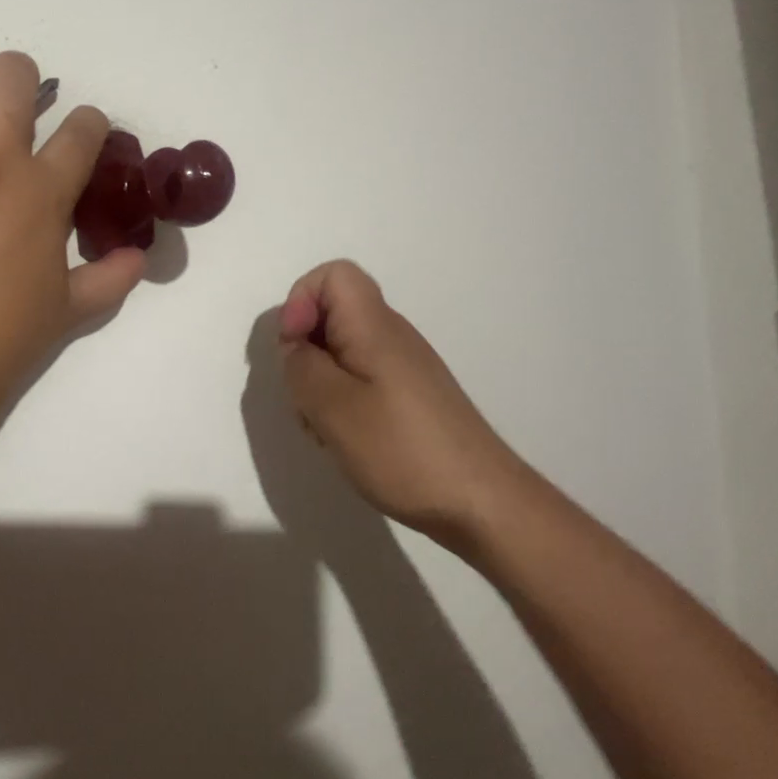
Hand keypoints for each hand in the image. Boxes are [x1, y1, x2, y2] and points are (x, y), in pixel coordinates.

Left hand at [0, 52, 146, 417]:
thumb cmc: (0, 343)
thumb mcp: (68, 313)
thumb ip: (108, 278)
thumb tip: (139, 258)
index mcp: (42, 190)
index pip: (82, 127)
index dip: (87, 124)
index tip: (80, 134)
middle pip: (11, 75)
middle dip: (17, 80)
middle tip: (10, 110)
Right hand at [277, 260, 526, 543]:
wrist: (482, 503)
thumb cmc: (402, 450)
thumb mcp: (332, 406)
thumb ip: (301, 365)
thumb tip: (296, 346)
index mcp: (374, 327)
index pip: (332, 275)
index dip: (300, 302)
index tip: (295, 350)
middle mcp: (391, 337)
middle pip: (331, 315)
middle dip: (304, 352)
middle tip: (307, 399)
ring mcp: (402, 368)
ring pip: (341, 353)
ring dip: (319, 385)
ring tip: (326, 430)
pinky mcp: (409, 397)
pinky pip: (360, 381)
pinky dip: (340, 404)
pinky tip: (347, 442)